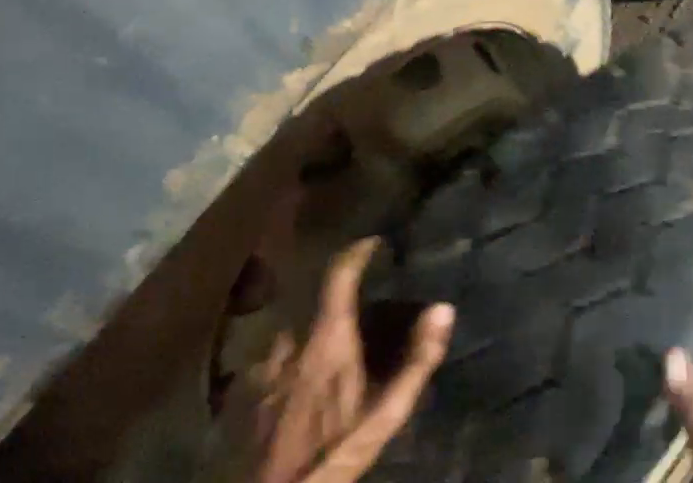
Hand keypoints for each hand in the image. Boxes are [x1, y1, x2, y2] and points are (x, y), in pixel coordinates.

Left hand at [226, 237, 451, 482]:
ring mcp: (264, 369)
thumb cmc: (334, 452)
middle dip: (337, 299)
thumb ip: (416, 361)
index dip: (355, 253)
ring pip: (292, 333)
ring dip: (313, 330)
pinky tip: (302, 381)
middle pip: (314, 303)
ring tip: (333, 341)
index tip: (374, 241)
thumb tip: (443, 309)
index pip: (337, 276)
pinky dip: (292, 359)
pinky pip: (274, 362)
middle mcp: (291, 344)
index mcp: (327, 340)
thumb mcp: (385, 414)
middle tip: (361, 302)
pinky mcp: (248, 395)